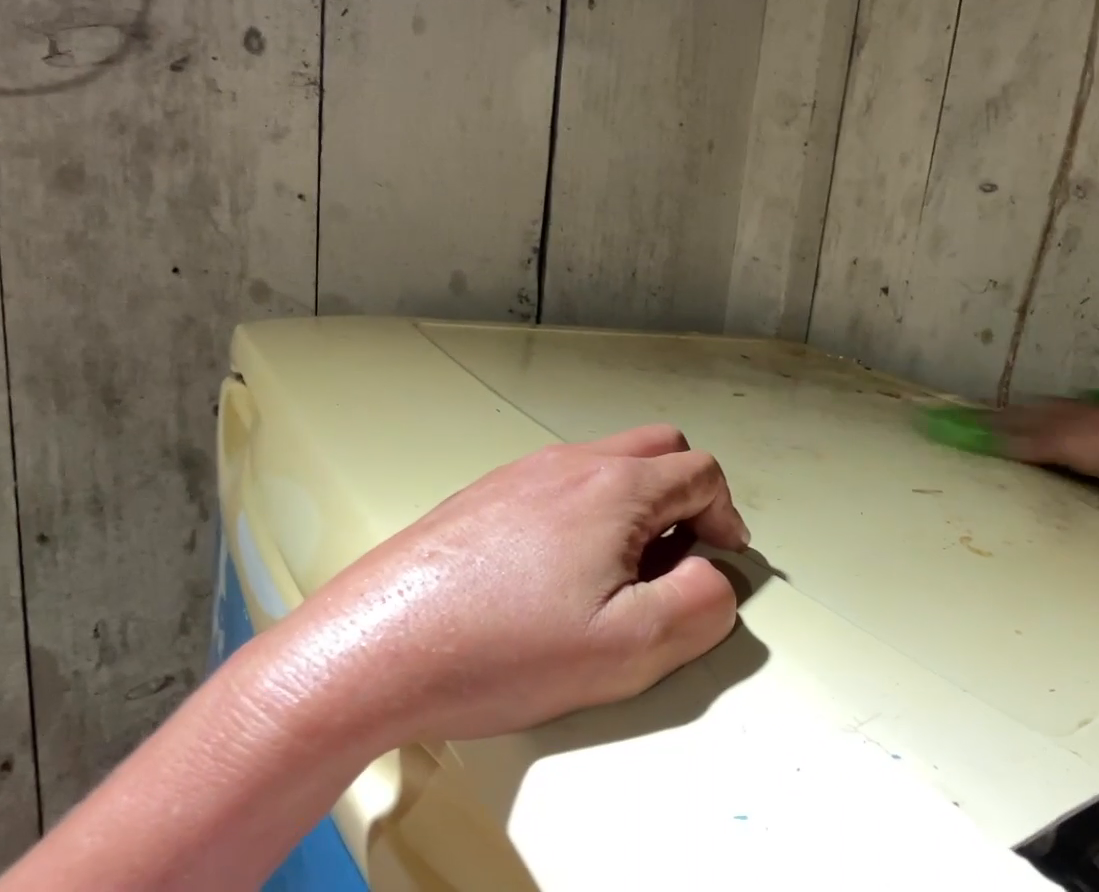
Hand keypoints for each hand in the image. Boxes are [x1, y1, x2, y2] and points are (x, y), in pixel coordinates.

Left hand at [256, 425, 749, 747]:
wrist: (373, 651)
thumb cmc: (499, 649)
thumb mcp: (628, 649)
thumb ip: (700, 606)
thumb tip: (714, 578)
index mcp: (614, 488)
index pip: (701, 473)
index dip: (725, 514)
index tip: (723, 555)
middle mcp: (570, 464)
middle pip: (658, 447)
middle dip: (686, 494)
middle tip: (679, 553)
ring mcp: (521, 474)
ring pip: (606, 462)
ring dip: (636, 501)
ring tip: (618, 569)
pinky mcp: (485, 495)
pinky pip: (558, 484)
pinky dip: (588, 509)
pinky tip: (557, 570)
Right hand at [991, 398, 1098, 479]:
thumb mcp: (1065, 446)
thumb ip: (1030, 443)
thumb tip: (988, 437)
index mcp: (1058, 412)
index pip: (1017, 414)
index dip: (995, 419)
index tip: (971, 423)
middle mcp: (1076, 410)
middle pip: (1039, 410)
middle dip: (1018, 416)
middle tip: (999, 421)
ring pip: (1066, 416)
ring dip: (1047, 421)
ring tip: (1035, 428)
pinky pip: (1090, 427)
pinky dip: (1076, 431)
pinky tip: (1082, 441)